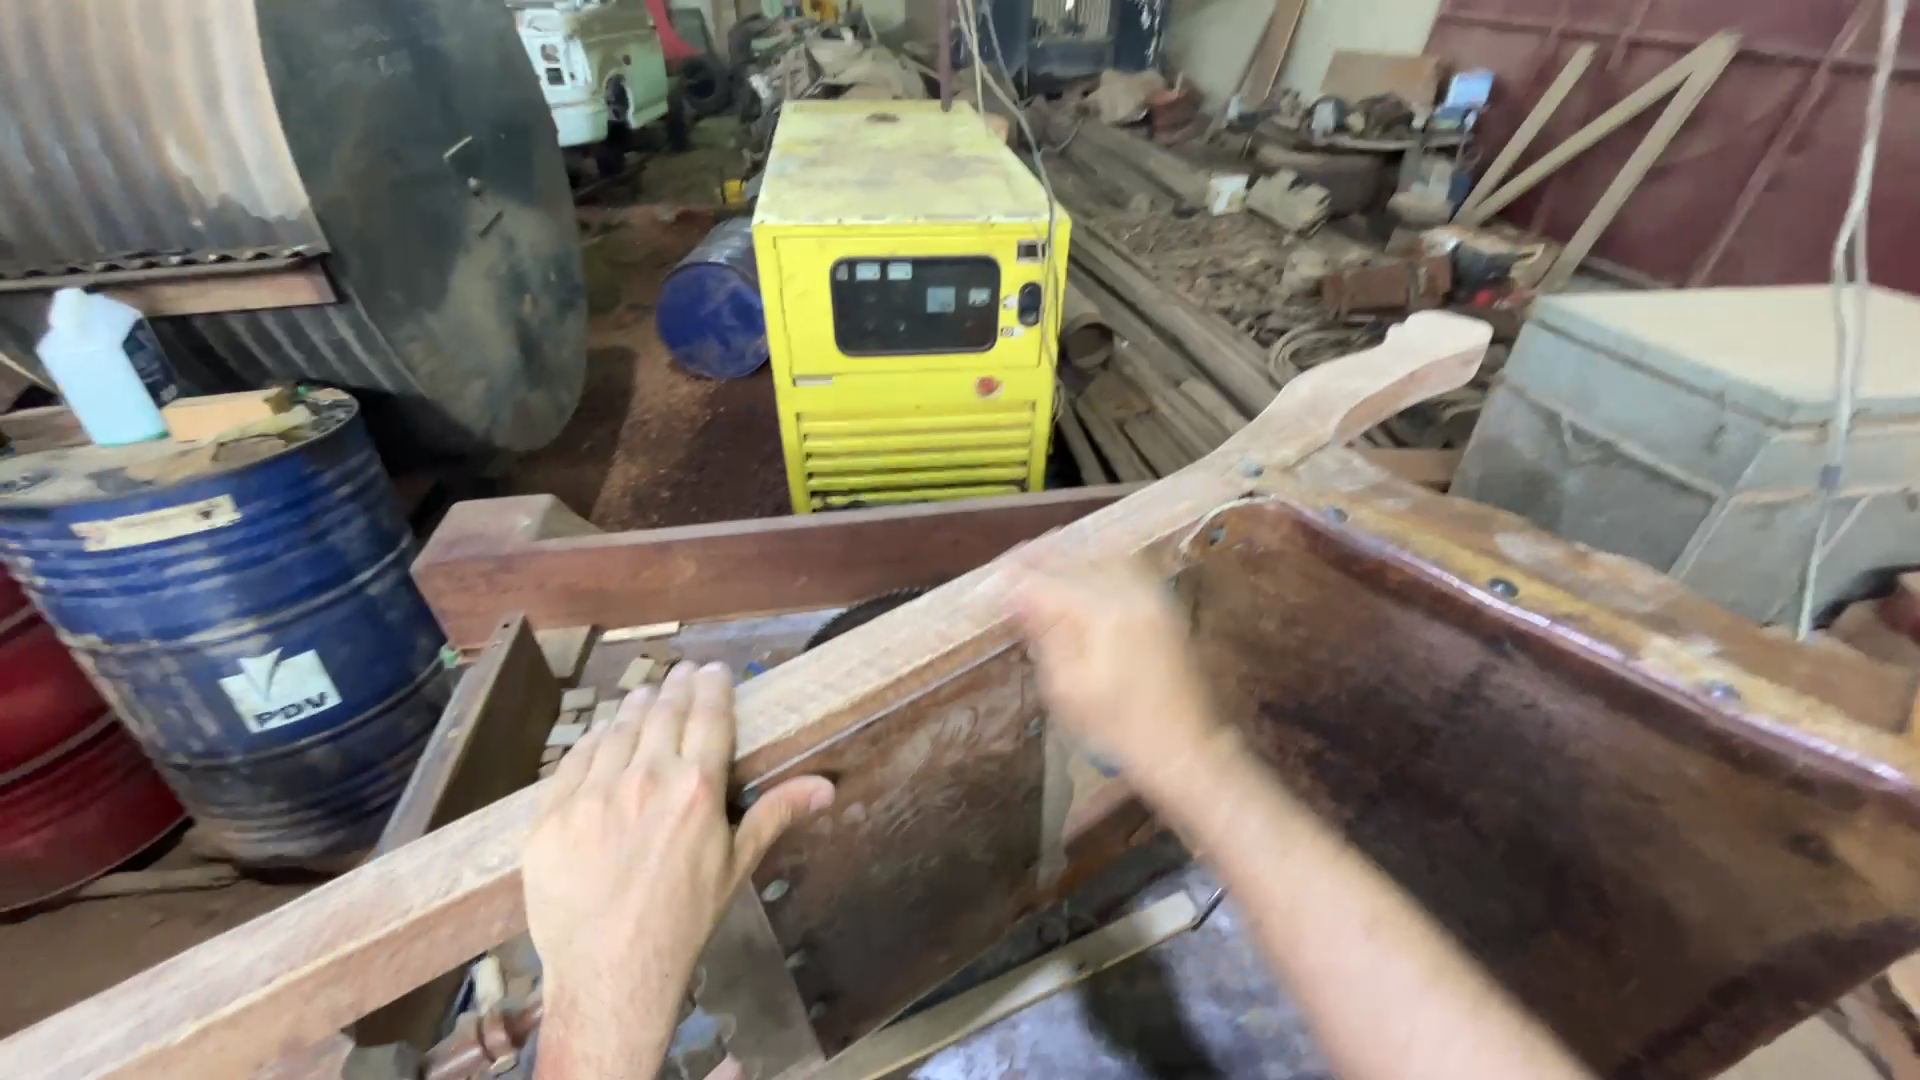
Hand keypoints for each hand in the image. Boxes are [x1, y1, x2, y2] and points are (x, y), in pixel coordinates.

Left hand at [523, 662, 833, 1076]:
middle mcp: (646, 779)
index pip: (709, 716)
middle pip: (664, 712)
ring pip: (618, 729)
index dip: (713, 686)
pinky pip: (575, 761)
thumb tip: (828, 786)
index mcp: (697, 788)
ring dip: (636, 705)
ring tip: (646, 694)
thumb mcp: (737, 863)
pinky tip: (603, 734)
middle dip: (677, 685)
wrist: (610, 971)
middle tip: (683, 671)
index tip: (714, 669)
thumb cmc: (685, 917)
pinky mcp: (552, 815)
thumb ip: (777, 812)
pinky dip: (594, 739)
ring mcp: (594, 795)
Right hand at [1003, 555, 1226, 789]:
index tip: (993, 580)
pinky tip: (1082, 569)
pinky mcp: (1164, 605)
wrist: (1184, 748)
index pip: (1047, 581)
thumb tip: (1016, 594)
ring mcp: (1152, 596)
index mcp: (1103, 614)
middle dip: (1038, 558)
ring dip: (1068, 554)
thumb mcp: (1068, 691)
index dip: (1016, 578)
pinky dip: (1098, 560)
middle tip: (1010, 567)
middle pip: (1075, 558)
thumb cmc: (1118, 730)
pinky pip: (1127, 564)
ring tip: (1040, 560)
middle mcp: (1130, 593)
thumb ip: (1044, 634)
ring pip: (1102, 554)